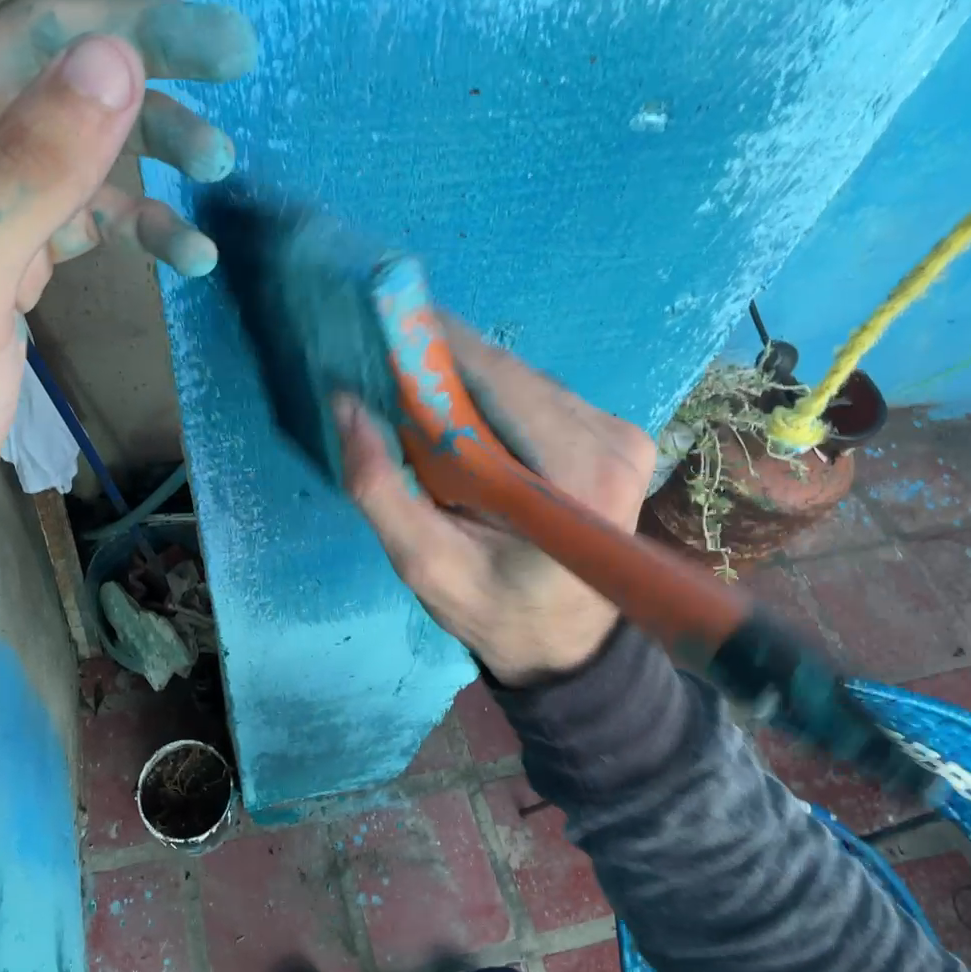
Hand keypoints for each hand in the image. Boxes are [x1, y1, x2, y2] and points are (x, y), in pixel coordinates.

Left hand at [0, 0, 255, 656]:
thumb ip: (27, 172)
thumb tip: (116, 56)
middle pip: (26, 51)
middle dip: (130, 49)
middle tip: (236, 51)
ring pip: (66, 129)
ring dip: (149, 141)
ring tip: (225, 166)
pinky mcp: (4, 250)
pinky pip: (79, 206)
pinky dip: (137, 220)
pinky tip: (190, 253)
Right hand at [336, 321, 656, 686]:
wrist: (566, 647)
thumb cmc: (495, 612)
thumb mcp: (424, 564)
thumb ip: (380, 489)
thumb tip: (346, 403)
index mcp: (578, 475)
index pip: (499, 378)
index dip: (438, 344)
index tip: (382, 325)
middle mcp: (614, 441)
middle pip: (511, 373)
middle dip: (445, 366)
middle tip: (388, 372)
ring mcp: (624, 436)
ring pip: (524, 380)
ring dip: (468, 384)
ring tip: (420, 405)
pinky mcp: (619, 438)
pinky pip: (541, 397)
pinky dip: (494, 401)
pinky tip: (466, 428)